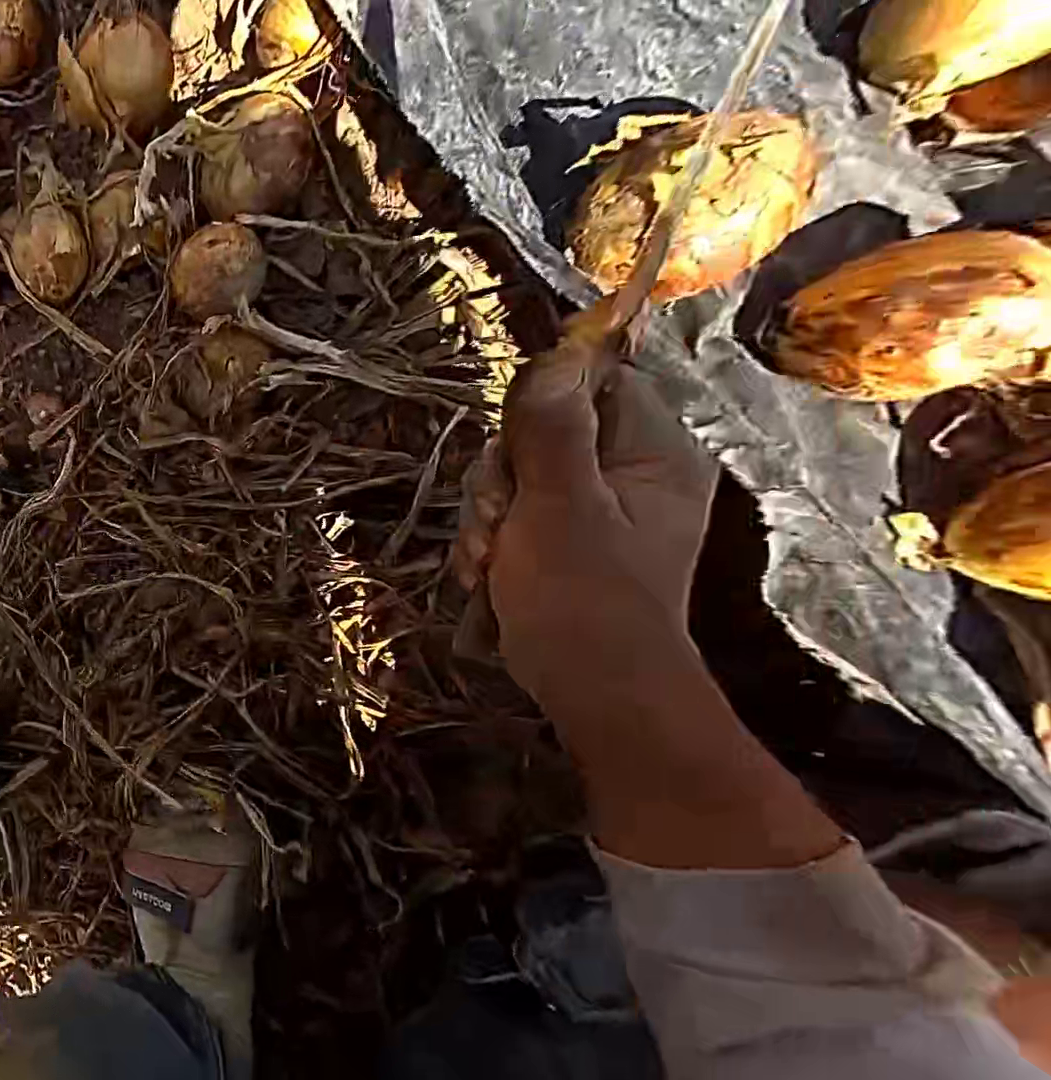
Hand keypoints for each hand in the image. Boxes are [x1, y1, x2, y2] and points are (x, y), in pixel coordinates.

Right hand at [455, 315, 716, 698]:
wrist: (589, 686)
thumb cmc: (582, 594)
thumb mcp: (559, 505)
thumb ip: (552, 430)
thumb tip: (553, 356)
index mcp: (653, 453)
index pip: (598, 385)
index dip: (541, 404)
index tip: (507, 446)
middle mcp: (627, 473)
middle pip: (542, 434)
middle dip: (499, 478)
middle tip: (494, 521)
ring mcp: (592, 509)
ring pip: (515, 477)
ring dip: (485, 515)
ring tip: (486, 560)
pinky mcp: (561, 540)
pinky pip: (511, 513)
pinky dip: (489, 540)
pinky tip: (483, 572)